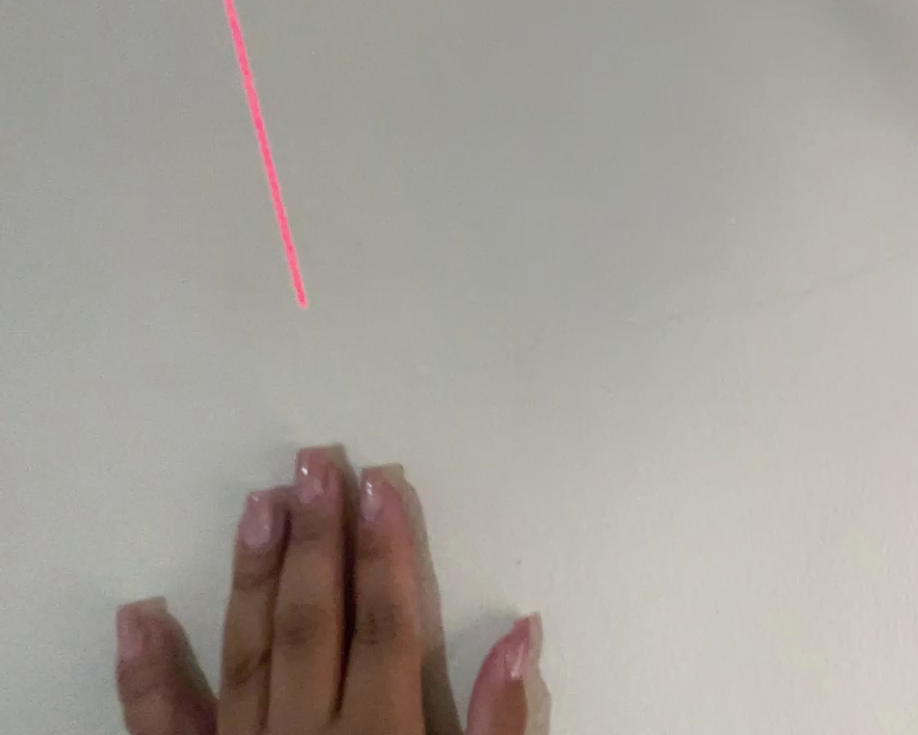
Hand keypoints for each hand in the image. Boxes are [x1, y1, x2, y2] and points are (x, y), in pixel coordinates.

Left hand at [114, 449, 536, 734]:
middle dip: (319, 540)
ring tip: (257, 506)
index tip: (381, 486)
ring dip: (252, 577)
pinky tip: (139, 616)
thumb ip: (498, 721)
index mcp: (380, 734)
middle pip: (313, 622)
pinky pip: (162, 730)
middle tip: (313, 466)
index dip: (386, 549)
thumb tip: (522, 631)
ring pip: (245, 654)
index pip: (385, 622)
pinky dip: (147, 675)